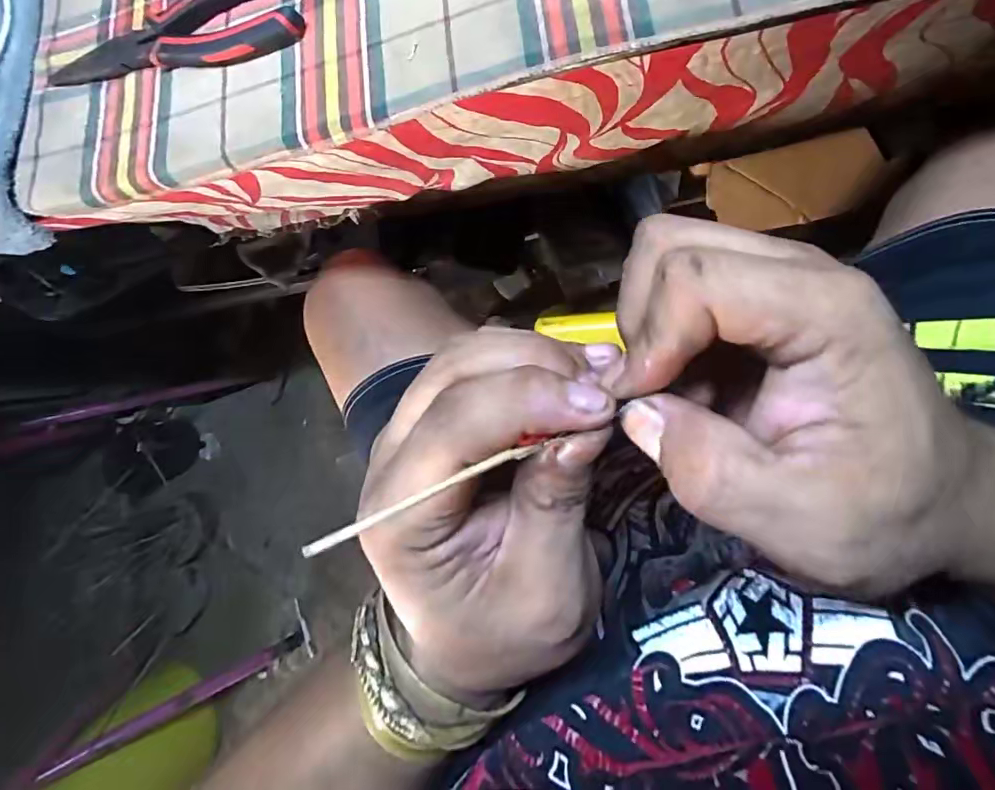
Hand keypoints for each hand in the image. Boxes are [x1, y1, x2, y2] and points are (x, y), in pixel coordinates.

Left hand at [356, 328, 617, 704]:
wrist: (462, 641)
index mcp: (400, 510)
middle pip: (451, 374)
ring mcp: (406, 430)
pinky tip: (570, 372)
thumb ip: (555, 505)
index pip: (452, 424)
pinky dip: (523, 359)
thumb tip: (586, 425)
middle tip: (604, 386)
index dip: (527, 400)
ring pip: (460, 357)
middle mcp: (390, 455)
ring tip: (594, 375)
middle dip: (532, 366)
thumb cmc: (500, 631)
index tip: (600, 405)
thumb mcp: (544, 592)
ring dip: (529, 354)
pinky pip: (473, 367)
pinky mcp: (433, 418)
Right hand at [604, 215, 994, 597]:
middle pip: (668, 245)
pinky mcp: (757, 285)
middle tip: (656, 387)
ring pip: (664, 252)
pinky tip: (690, 380)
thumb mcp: (807, 527)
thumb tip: (635, 412)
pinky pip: (676, 278)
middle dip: (642, 318)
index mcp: (826, 310)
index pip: (694, 277)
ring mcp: (778, 269)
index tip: (644, 401)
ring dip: (647, 319)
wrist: (946, 492)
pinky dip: (660, 326)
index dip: (653, 338)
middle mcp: (799, 268)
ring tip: (673, 384)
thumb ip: (712, 475)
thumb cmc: (890, 510)